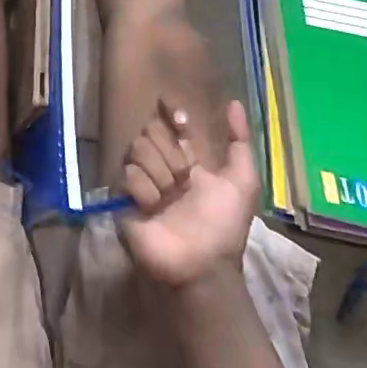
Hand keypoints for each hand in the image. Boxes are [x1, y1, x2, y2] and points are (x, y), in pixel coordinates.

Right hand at [119, 99, 260, 289]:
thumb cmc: (224, 225)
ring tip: (170, 198)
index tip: (180, 119)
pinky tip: (154, 210)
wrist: (202, 265)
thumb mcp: (243, 181)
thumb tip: (234, 102)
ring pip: (137, 148)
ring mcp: (141, 183)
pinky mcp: (123, 200)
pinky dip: (144, 191)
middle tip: (183, 179)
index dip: (173, 115)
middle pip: (151, 130)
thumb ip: (240, 140)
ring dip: (159, 173)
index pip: (171, 123)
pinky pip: (127, 175)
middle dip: (170, 152)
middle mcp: (161, 166)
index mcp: (187, 160)